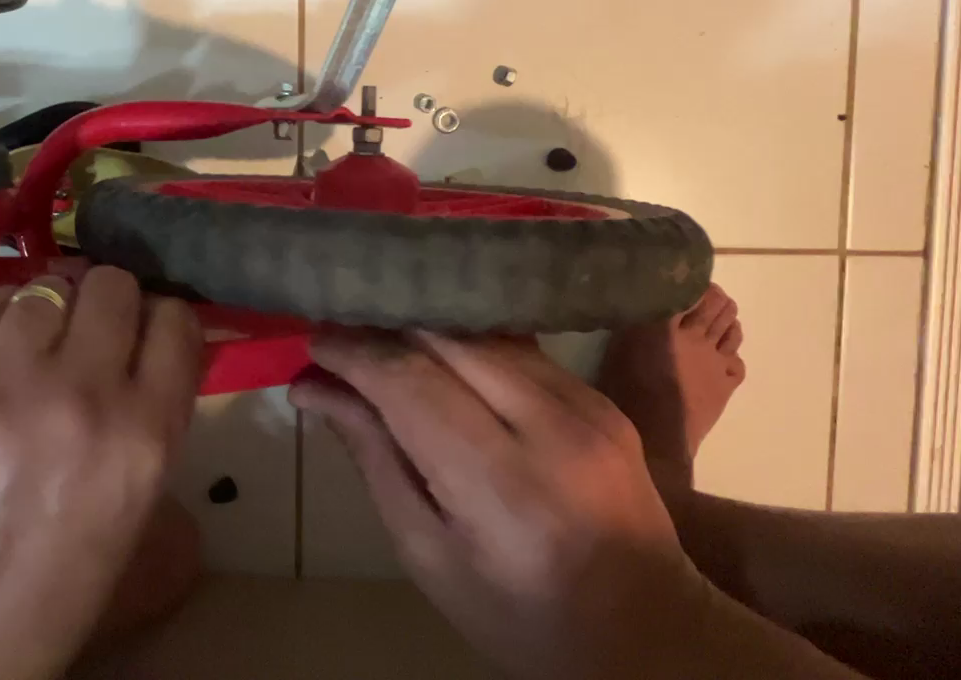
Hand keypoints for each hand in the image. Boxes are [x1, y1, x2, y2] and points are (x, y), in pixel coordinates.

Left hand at [0, 266, 203, 679]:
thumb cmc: (33, 611)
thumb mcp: (126, 534)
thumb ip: (152, 440)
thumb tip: (158, 367)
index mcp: (142, 442)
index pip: (176, 323)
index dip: (162, 320)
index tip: (144, 332)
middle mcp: (79, 397)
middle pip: (112, 286)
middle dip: (106, 303)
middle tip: (86, 333)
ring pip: (44, 288)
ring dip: (47, 308)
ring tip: (30, 343)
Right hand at [290, 330, 714, 679]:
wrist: (648, 632)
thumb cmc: (517, 612)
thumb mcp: (426, 551)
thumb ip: (373, 458)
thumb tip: (312, 388)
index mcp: (501, 487)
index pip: (408, 382)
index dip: (352, 352)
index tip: (312, 344)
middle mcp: (550, 429)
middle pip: (443, 339)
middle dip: (380, 328)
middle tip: (336, 336)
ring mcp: (585, 404)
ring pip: (478, 331)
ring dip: (418, 327)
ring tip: (375, 339)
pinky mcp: (598, 396)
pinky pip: (513, 345)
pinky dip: (460, 341)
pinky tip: (432, 354)